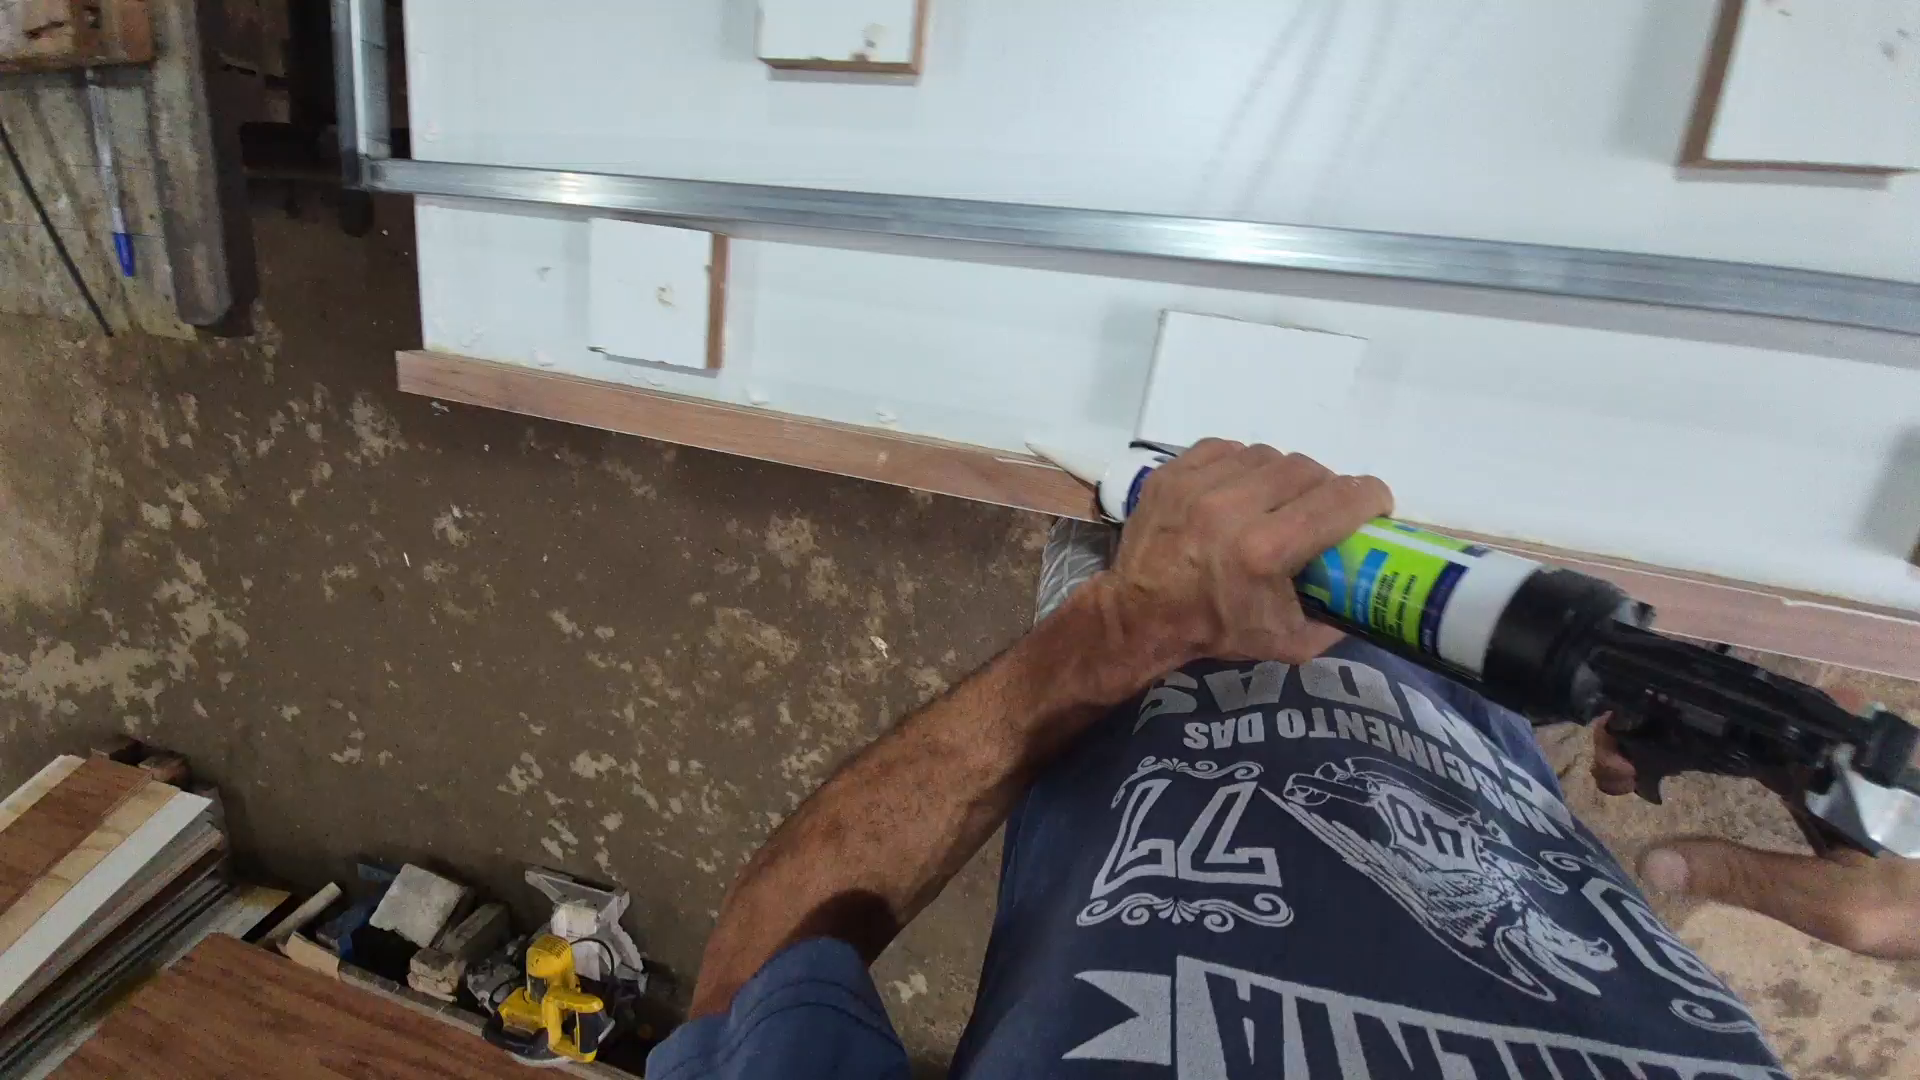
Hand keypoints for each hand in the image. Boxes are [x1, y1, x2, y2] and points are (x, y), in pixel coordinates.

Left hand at [1098, 440, 1391, 665]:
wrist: (1139, 615)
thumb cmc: (1213, 628)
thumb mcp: (1287, 641)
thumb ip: (1338, 620)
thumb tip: (1373, 592)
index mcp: (1264, 550)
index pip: (1341, 499)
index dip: (1371, 498)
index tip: (1374, 508)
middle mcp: (1231, 508)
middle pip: (1306, 470)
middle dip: (1326, 488)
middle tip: (1320, 510)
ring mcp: (1195, 486)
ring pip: (1266, 455)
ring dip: (1281, 475)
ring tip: (1276, 499)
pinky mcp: (1170, 475)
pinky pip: (1224, 448)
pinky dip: (1240, 464)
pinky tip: (1239, 487)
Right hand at [1593, 716, 1919, 958]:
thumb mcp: (1842, 903)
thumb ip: (1746, 877)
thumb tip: (1649, 861)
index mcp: (1815, 743)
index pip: (1702, 707)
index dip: (1639, 726)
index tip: (1611, 766)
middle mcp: (1814, 725)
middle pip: (1698, 707)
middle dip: (1639, 733)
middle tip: (1610, 776)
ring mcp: (1818, 737)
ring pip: (1713, 719)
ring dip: (1660, 741)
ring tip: (1625, 777)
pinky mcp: (1820, 756)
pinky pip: (1736, 737)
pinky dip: (1690, 751)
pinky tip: (1666, 774)